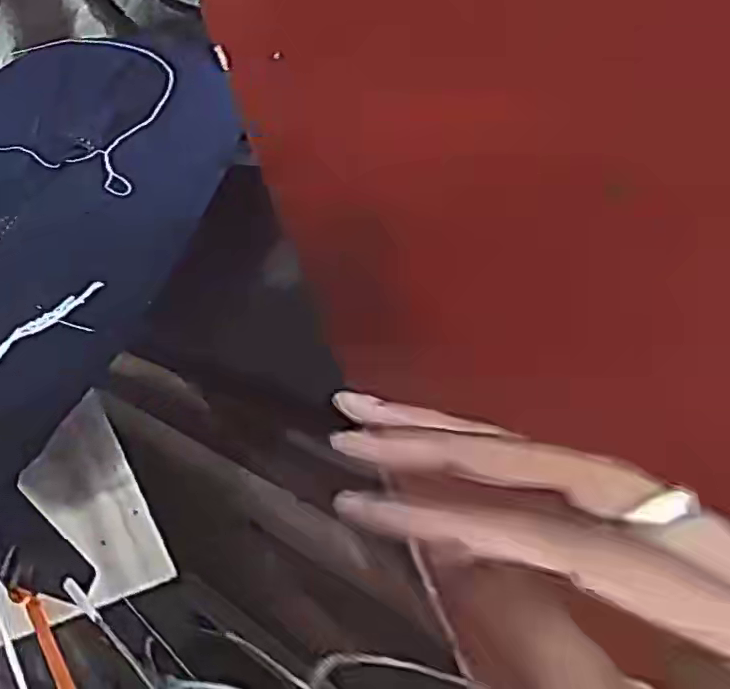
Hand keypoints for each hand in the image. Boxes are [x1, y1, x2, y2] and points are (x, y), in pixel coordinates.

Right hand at [330, 392, 729, 687]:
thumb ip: (542, 639)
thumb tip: (447, 548)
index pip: (567, 540)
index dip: (452, 518)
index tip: (362, 506)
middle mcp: (728, 562)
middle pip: (578, 474)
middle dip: (449, 446)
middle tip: (356, 427)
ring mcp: (706, 551)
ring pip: (573, 465)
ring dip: (457, 435)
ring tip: (368, 410)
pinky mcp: (668, 548)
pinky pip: (573, 487)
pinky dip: (493, 459)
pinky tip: (429, 440)